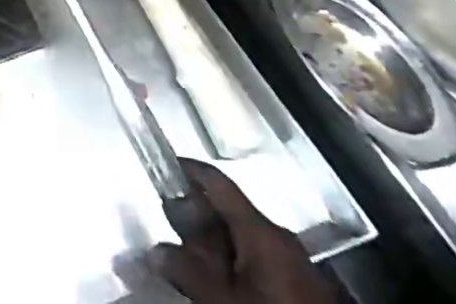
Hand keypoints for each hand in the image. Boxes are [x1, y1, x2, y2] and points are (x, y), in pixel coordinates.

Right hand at [148, 160, 338, 303]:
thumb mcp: (221, 299)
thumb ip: (186, 271)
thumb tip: (155, 251)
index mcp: (262, 230)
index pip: (219, 183)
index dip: (190, 170)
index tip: (166, 164)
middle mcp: (280, 239)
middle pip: (229, 213)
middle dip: (197, 217)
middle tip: (169, 225)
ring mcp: (294, 264)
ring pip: (242, 240)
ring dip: (214, 246)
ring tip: (188, 259)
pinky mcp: (300, 289)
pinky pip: (258, 262)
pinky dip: (233, 265)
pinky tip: (218, 283)